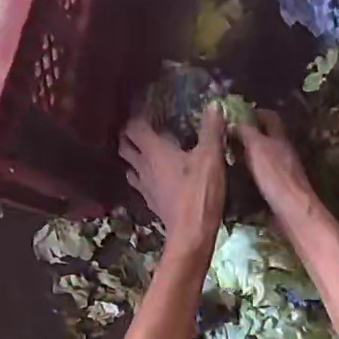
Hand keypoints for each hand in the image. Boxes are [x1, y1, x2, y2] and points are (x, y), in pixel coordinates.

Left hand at [120, 109, 225, 259]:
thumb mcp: (211, 157)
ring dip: (133, 158)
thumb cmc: (199, 192)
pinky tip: (154, 178)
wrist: (191, 233)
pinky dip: (143, 177)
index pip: (134, 127)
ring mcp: (145, 187)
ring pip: (130, 167)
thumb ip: (211, 130)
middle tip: (141, 129)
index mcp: (154, 151)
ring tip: (144, 152)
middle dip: (129, 136)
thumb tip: (214, 105)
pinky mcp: (152, 203)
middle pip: (125, 146)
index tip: (145, 109)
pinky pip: (140, 185)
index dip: (136, 116)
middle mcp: (143, 166)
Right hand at [235, 110, 325, 232]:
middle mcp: (283, 152)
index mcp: (279, 138)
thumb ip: (246, 132)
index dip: (255, 113)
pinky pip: (261, 176)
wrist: (291, 210)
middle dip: (248, 135)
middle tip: (226, 137)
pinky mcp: (278, 189)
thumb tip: (232, 122)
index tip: (236, 115)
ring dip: (247, 155)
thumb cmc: (275, 176)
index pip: (269, 117)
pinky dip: (249, 174)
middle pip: (267, 137)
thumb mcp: (257, 148)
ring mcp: (282, 171)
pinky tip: (236, 179)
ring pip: (264, 157)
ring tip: (227, 157)